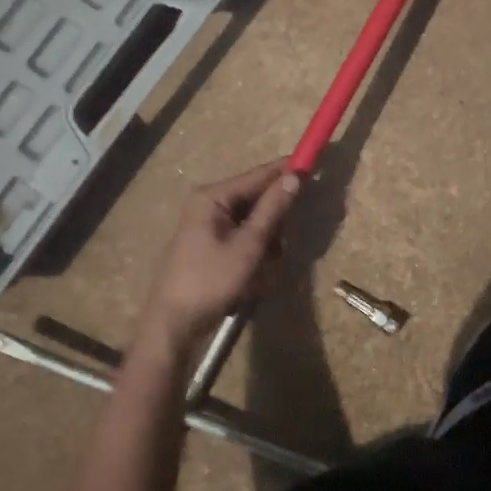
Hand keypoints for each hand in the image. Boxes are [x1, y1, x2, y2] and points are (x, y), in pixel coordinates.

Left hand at [136, 159, 300, 352]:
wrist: (175, 323)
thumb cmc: (211, 280)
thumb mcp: (249, 245)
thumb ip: (273, 209)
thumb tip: (295, 176)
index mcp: (213, 197)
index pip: (258, 175)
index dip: (286, 171)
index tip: (315, 167)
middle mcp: (208, 205)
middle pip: (257, 198)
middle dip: (275, 220)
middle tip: (282, 242)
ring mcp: (208, 226)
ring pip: (254, 220)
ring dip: (267, 240)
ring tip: (266, 264)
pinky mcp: (211, 245)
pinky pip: (243, 237)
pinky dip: (255, 251)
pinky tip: (255, 274)